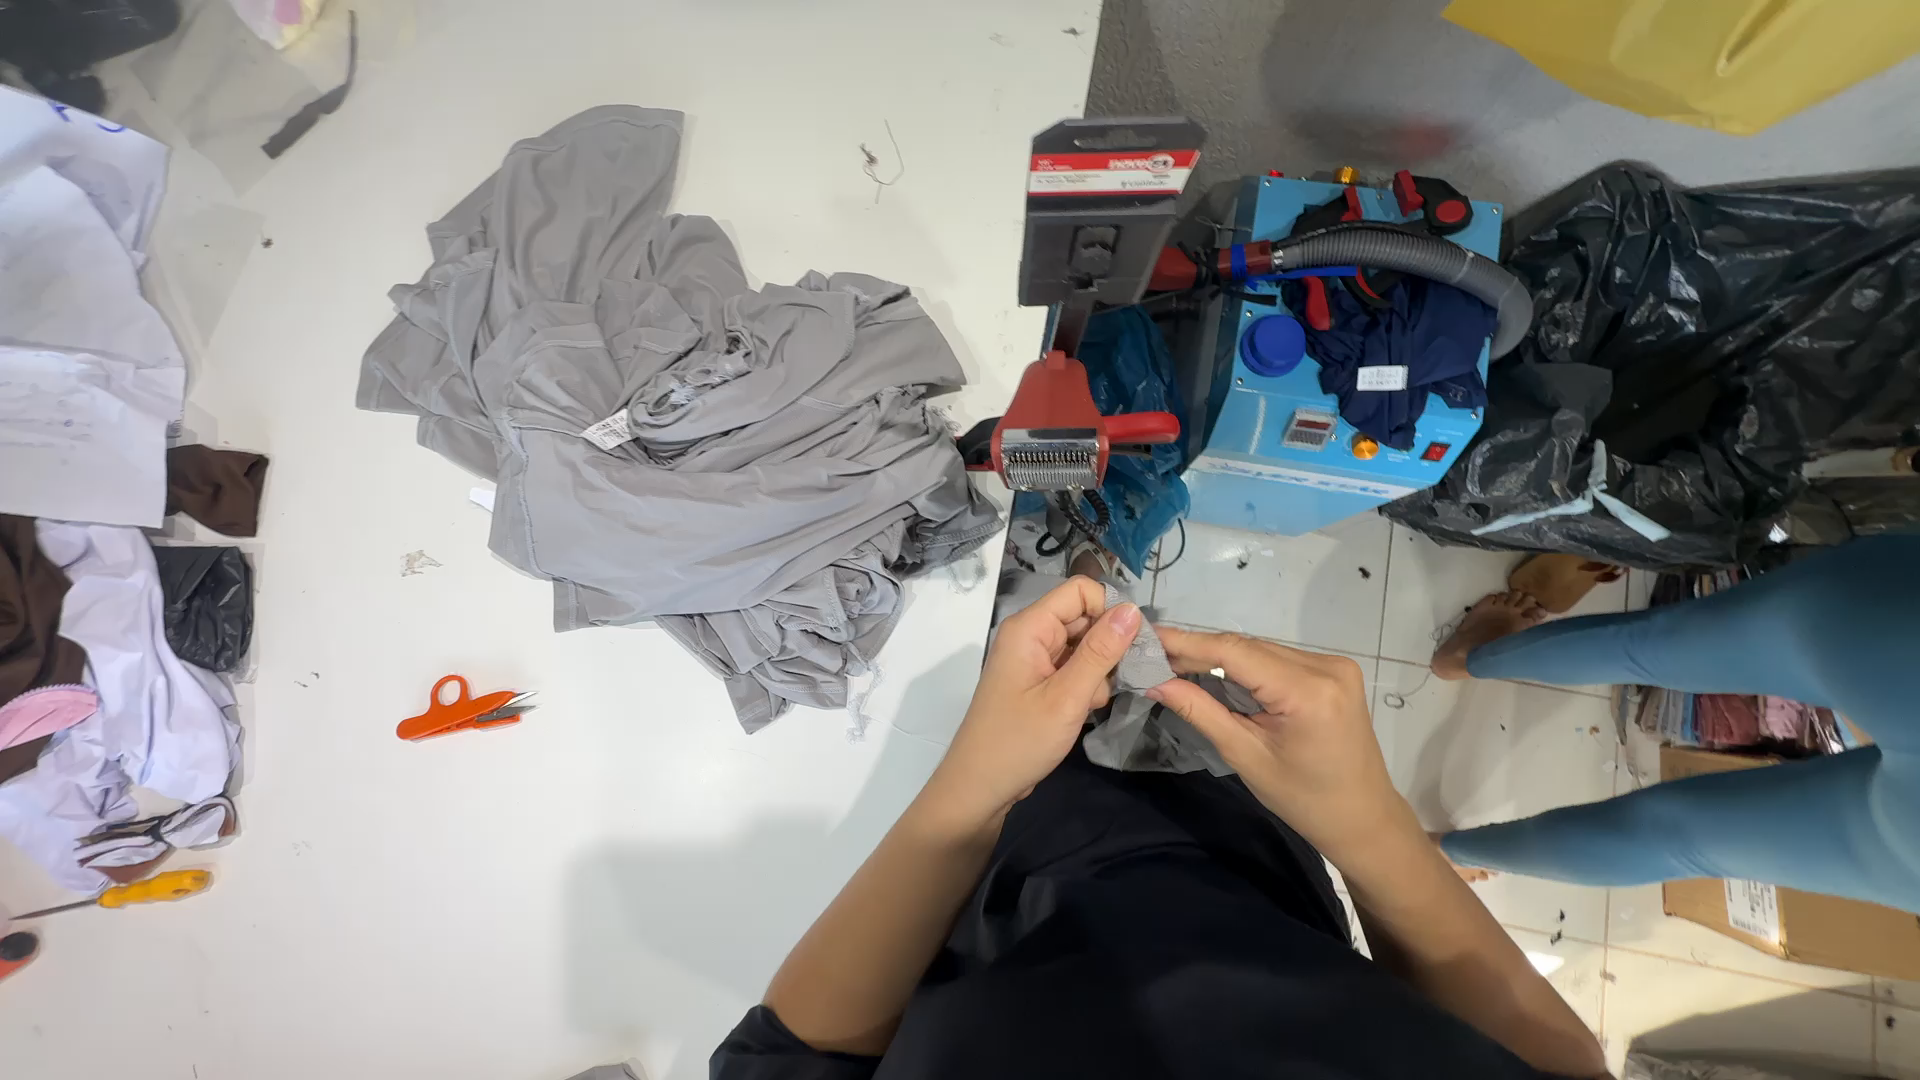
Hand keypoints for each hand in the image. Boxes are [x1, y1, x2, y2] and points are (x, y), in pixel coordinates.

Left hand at [922, 577, 1141, 830]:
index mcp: (1029, 627)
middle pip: (1084, 617)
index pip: (1080, 590)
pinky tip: (1085, 710)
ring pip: (1083, 645)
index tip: (1134, 644)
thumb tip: (1133, 609)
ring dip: (1099, 670)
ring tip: (1093, 701)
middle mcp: (1030, 635)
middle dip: (1108, 645)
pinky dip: (1086, 685)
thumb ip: (1101, 652)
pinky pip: (1073, 667)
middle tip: (1121, 679)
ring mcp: (1033, 659)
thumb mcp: (1067, 697)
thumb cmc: (1020, 741)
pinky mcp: (1038, 682)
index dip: (1110, 610)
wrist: (980, 787)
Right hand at [1146, 628, 1417, 857]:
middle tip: (1152, 656)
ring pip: (1258, 649)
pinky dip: (1242, 664)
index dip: (1187, 642)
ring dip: (1217, 655)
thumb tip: (1153, 681)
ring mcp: (1333, 664)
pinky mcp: (1332, 670)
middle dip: (1197, 650)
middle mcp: (1325, 666)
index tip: (1147, 639)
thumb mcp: (1245, 755)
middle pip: (1246, 646)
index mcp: (1307, 691)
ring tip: (1174, 663)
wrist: (1364, 819)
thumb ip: (1199, 711)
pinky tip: (1213, 671)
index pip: (1234, 651)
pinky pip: (1274, 657)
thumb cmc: (1304, 799)